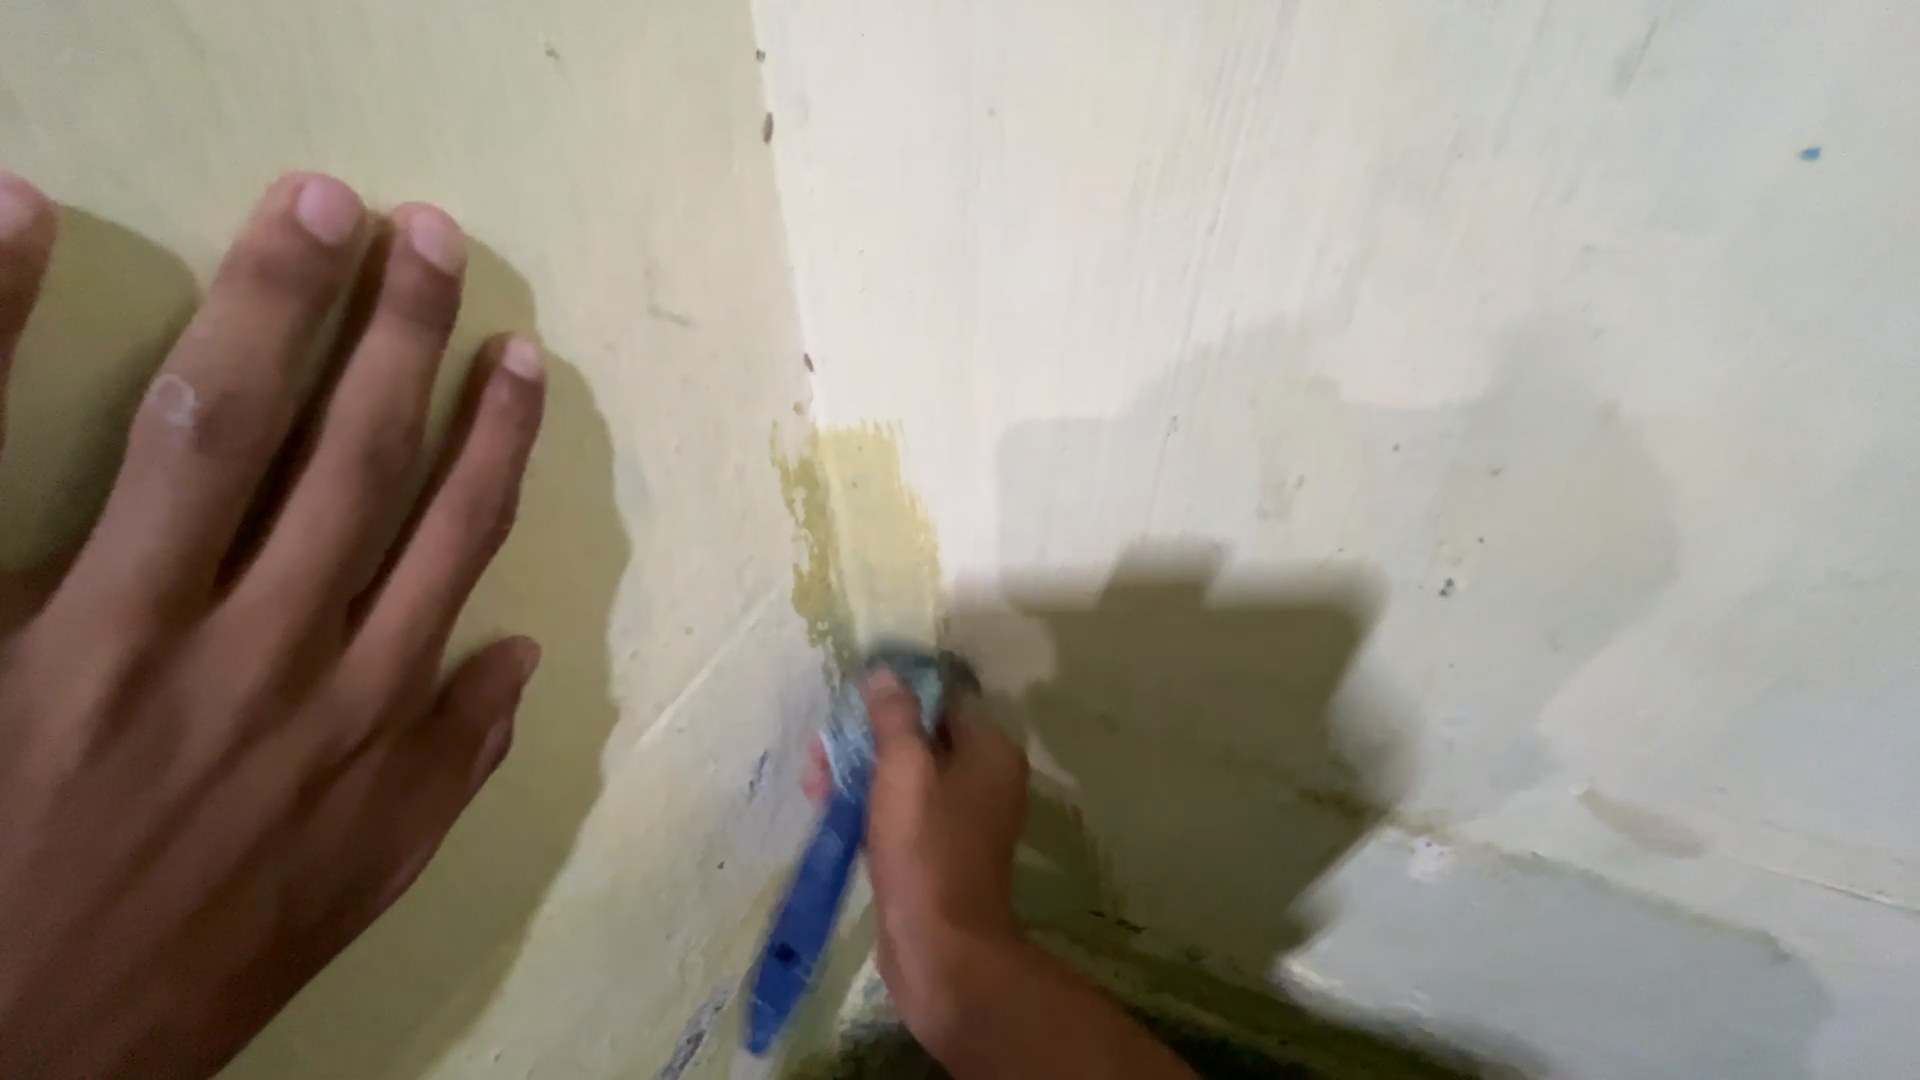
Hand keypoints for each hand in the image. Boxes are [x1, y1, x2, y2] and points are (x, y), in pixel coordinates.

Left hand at [0, 172, 545, 1077]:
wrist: (13, 1051)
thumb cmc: (217, 941)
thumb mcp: (379, 865)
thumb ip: (459, 754)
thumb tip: (521, 653)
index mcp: (373, 699)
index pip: (456, 529)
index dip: (493, 432)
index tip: (516, 352)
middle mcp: (277, 642)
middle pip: (357, 456)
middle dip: (401, 335)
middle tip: (424, 232)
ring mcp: (125, 629)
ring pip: (221, 432)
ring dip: (278, 308)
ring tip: (316, 207)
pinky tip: (32, 219)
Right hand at [807, 670, 1030, 1039]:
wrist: (940, 949)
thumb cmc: (925, 847)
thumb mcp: (904, 769)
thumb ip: (894, 716)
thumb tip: (884, 673)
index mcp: (990, 750)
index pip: (942, 702)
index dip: (894, 697)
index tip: (851, 703)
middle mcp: (984, 777)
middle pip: (920, 737)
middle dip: (867, 739)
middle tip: (820, 747)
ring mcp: (962, 816)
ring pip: (906, 775)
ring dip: (860, 770)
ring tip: (812, 776)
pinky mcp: (938, 848)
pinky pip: (903, 808)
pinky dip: (870, 802)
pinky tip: (827, 802)